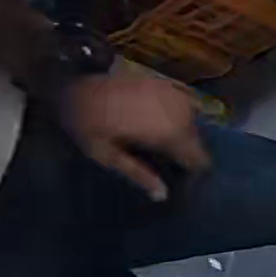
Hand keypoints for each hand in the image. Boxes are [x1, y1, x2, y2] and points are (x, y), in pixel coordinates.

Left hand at [56, 74, 210, 200]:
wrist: (75, 81)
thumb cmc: (87, 123)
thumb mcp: (106, 155)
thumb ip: (138, 174)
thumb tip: (163, 195)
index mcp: (170, 135)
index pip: (201, 159)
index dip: (195, 170)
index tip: (184, 176)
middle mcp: (182, 115)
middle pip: (197, 141)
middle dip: (186, 150)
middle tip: (164, 156)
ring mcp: (179, 97)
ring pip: (194, 123)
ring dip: (183, 132)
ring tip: (159, 136)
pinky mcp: (172, 85)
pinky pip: (188, 104)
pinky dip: (181, 114)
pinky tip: (163, 117)